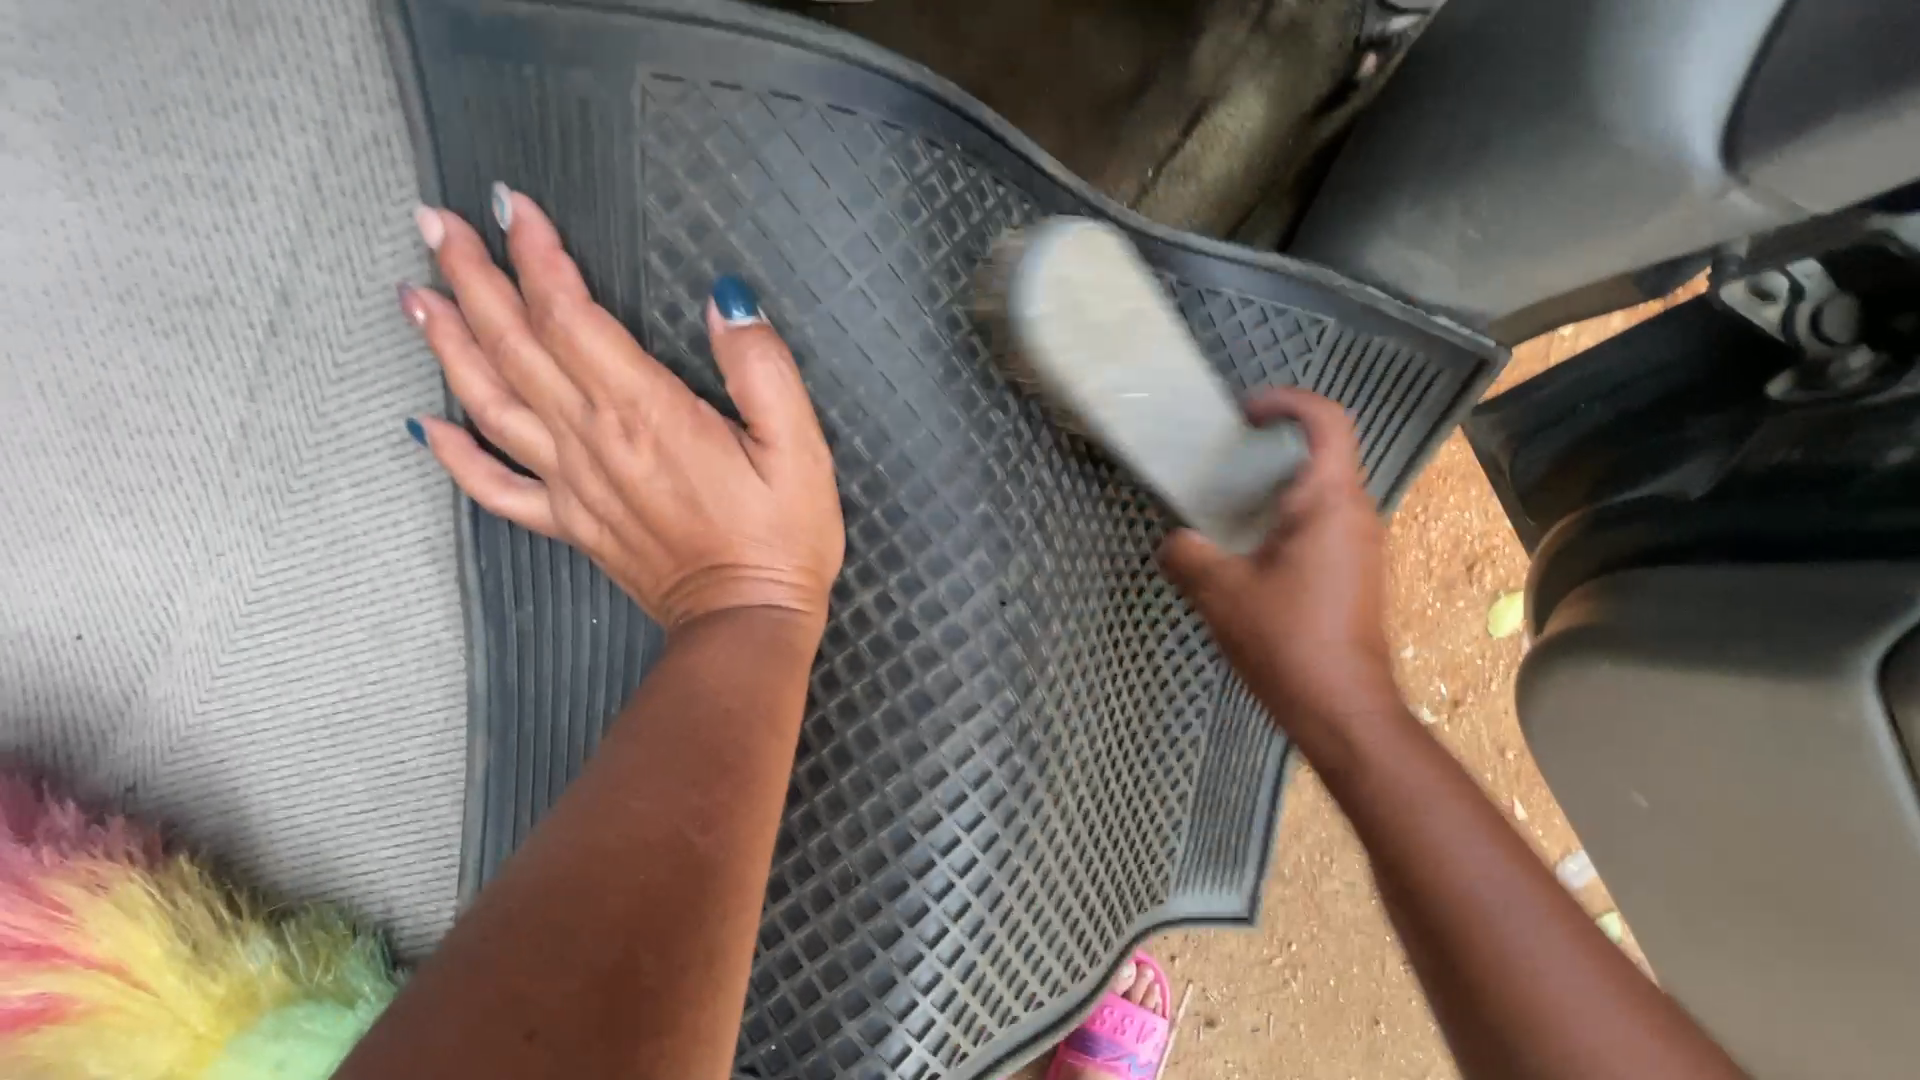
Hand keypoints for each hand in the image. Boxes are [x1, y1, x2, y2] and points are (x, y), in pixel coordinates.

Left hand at [399, 185, 844, 632]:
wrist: (747, 624)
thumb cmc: (782, 538)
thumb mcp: (801, 448)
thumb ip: (763, 369)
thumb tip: (727, 302)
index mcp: (648, 415)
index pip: (572, 317)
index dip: (539, 257)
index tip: (514, 208)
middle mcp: (595, 443)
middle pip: (517, 347)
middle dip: (473, 279)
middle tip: (432, 224)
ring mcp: (574, 486)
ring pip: (492, 404)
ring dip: (449, 346)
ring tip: (415, 296)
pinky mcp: (572, 525)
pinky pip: (496, 488)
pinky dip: (455, 456)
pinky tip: (427, 425)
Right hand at [1157, 387, 1399, 748]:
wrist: (1342, 708)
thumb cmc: (1285, 640)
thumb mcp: (1219, 592)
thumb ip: (1187, 554)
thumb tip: (1176, 543)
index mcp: (1329, 501)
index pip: (1326, 421)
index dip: (1286, 403)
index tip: (1245, 416)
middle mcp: (1357, 513)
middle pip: (1322, 454)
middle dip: (1270, 450)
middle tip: (1222, 466)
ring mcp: (1362, 544)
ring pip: (1322, 493)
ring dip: (1276, 490)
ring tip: (1227, 511)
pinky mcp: (1357, 573)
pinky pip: (1322, 525)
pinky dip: (1286, 522)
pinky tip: (1248, 555)